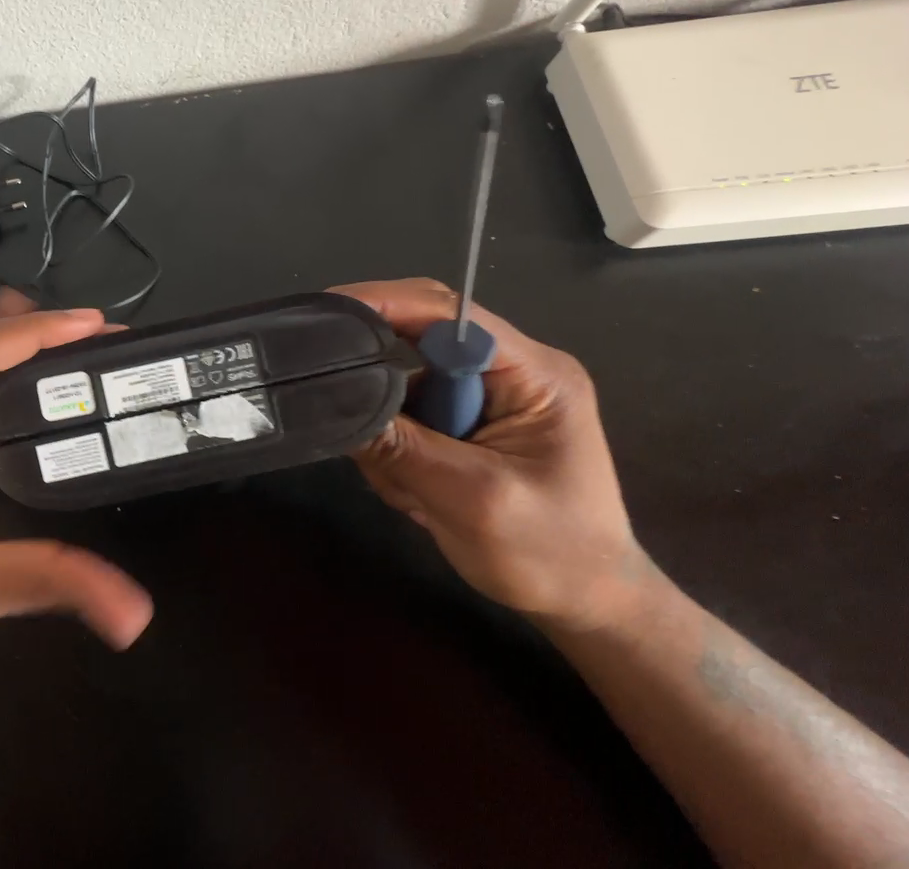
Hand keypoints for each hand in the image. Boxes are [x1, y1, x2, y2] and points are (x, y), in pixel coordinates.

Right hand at [329, 278, 651, 630]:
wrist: (586, 603)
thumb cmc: (550, 552)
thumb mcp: (470, 499)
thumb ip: (400, 447)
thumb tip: (328, 403)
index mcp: (533, 374)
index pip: (447, 314)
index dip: (382, 304)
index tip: (321, 313)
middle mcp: (510, 372)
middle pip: (418, 340)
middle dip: (378, 383)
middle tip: (338, 413)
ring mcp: (486, 399)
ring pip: (402, 386)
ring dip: (388, 434)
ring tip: (408, 490)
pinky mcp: (466, 426)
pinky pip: (405, 418)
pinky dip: (394, 453)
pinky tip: (414, 492)